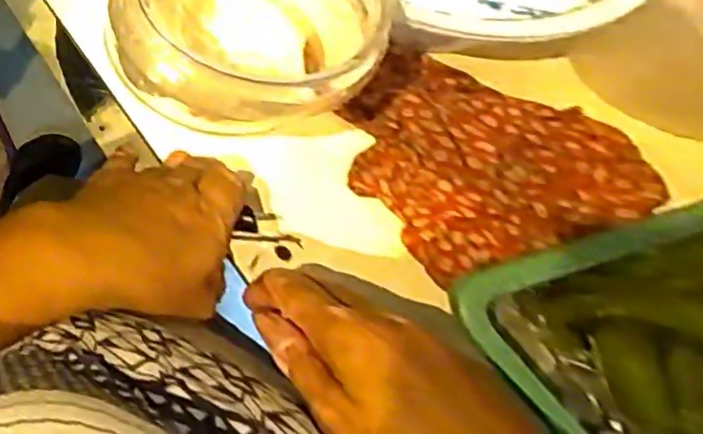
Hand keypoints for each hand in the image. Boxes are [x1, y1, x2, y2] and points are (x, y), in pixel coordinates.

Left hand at [18, 151, 242, 318]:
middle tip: (208, 181)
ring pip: (165, 164)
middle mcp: (178, 187)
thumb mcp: (198, 298)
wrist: (91, 250)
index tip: (232, 193)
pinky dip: (131, 160)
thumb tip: (210, 267)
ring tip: (177, 171)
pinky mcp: (111, 174)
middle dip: (206, 172)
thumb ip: (212, 278)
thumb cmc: (151, 279)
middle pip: (199, 168)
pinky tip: (130, 160)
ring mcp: (143, 176)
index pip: (229, 186)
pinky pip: (125, 160)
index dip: (232, 186)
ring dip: (173, 167)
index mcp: (208, 215)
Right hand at [246, 269, 538, 433]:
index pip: (287, 283)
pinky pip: (389, 323)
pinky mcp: (450, 349)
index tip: (251, 306)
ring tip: (324, 347)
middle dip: (294, 298)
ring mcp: (418, 328)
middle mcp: (378, 315)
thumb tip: (267, 322)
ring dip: (330, 313)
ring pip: (354, 303)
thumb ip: (301, 367)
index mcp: (345, 330)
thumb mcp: (343, 421)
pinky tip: (372, 363)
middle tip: (282, 326)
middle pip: (320, 286)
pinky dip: (364, 330)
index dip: (261, 287)